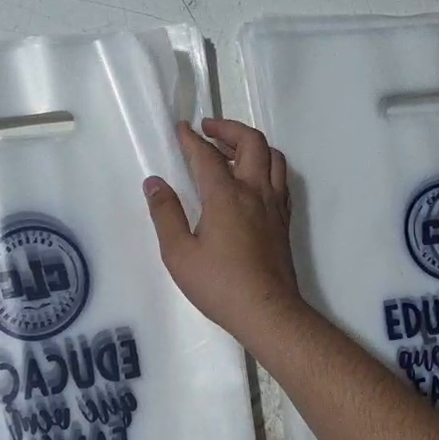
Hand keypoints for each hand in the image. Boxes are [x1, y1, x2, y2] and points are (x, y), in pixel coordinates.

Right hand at [144, 119, 306, 340]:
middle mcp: (255, 191)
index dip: (191, 139)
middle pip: (251, 142)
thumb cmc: (219, 285)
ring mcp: (274, 205)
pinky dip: (266, 166)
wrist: (267, 311)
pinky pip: (280, 178)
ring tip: (230, 151)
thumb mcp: (179, 254)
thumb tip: (154, 183)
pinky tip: (252, 180)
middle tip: (208, 129)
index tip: (180, 128)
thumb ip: (166, 214)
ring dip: (251, 145)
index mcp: (226, 196)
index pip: (207, 155)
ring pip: (273, 157)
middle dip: (228, 128)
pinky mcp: (284, 220)